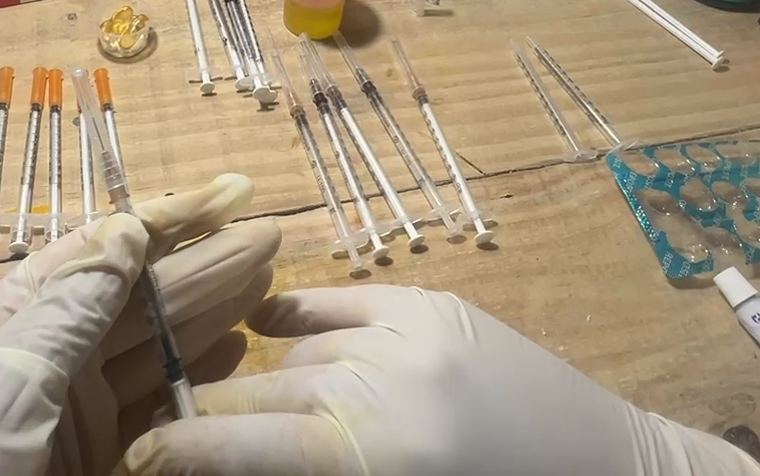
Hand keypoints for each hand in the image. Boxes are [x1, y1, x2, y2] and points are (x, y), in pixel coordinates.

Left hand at [0, 174, 280, 475]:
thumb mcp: (7, 378)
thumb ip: (72, 306)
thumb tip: (127, 228)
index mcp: (15, 318)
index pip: (101, 250)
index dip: (165, 219)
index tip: (225, 195)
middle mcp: (52, 353)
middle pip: (140, 295)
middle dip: (203, 259)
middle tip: (267, 233)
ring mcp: (79, 407)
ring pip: (158, 345)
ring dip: (213, 309)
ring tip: (265, 277)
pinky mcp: (103, 454)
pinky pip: (161, 403)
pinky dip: (200, 376)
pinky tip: (236, 349)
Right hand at [123, 285, 759, 475]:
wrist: (617, 469)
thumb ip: (324, 466)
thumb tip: (251, 451)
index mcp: (383, 452)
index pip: (256, 446)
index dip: (188, 449)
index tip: (142, 451)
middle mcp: (388, 380)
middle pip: (269, 396)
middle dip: (209, 416)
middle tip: (169, 427)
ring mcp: (411, 329)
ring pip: (303, 353)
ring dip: (268, 383)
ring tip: (244, 405)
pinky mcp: (432, 304)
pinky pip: (345, 301)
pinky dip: (301, 313)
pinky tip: (268, 320)